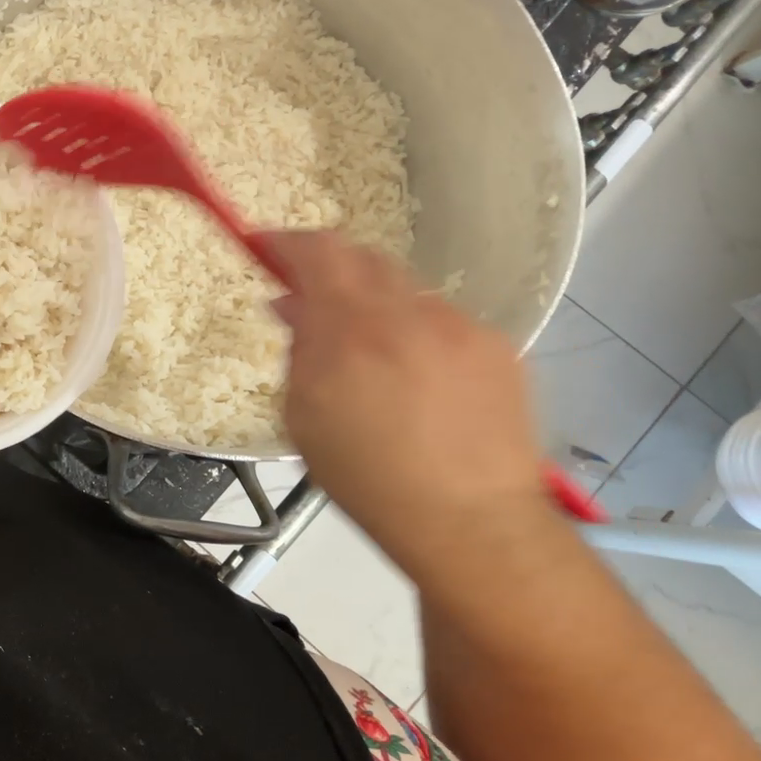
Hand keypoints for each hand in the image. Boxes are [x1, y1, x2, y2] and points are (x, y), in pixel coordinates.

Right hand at [267, 232, 547, 553]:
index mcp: (352, 332)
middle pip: (364, 260)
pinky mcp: (497, 348)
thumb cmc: (365, 475)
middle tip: (303, 295)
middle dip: (328, 269)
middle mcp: (411, 316)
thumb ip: (299, 348)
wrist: (468, 519)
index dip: (285, 241)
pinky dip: (411, 329)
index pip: (319, 253)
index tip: (263, 244)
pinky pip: (440, 319)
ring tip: (357, 348)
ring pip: (403, 290)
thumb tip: (292, 305)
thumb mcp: (303, 412)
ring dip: (370, 303)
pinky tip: (406, 373)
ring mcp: (461, 329)